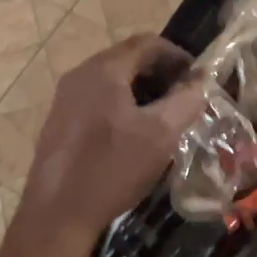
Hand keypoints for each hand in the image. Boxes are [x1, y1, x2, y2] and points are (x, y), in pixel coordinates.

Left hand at [19, 35, 205, 247]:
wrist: (57, 213)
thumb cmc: (112, 168)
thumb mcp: (161, 135)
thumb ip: (186, 101)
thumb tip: (199, 81)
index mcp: (104, 70)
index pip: (147, 43)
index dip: (178, 56)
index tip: (198, 80)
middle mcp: (79, 75)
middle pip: (127, 60)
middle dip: (160, 75)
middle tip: (184, 100)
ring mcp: (64, 99)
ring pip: (111, 82)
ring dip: (141, 93)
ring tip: (162, 120)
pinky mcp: (58, 122)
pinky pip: (96, 101)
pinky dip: (120, 108)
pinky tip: (132, 137)